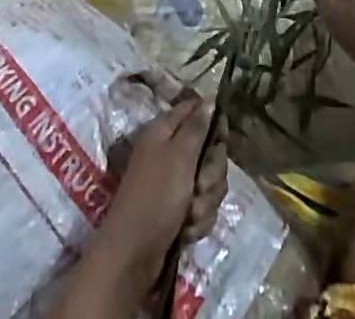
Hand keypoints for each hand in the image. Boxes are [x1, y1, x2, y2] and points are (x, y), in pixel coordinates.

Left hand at [79, 98, 213, 302]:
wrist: (133, 253)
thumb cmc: (155, 197)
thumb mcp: (179, 156)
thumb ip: (196, 127)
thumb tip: (209, 99)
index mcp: (164, 131)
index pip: (195, 110)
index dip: (212, 121)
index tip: (221, 139)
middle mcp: (170, 152)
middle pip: (209, 150)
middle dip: (211, 173)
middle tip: (199, 185)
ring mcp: (174, 182)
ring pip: (210, 181)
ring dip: (205, 201)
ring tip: (190, 214)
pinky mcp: (179, 208)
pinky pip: (203, 206)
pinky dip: (199, 220)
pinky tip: (187, 230)